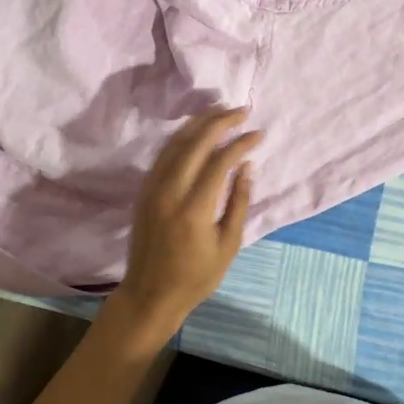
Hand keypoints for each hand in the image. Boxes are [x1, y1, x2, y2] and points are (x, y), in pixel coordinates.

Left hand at [111, 108, 260, 331]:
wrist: (150, 293)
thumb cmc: (196, 276)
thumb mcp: (228, 245)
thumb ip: (239, 201)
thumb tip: (246, 165)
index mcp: (194, 208)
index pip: (220, 160)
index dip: (241, 142)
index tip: (259, 133)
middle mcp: (170, 191)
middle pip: (195, 142)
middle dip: (220, 121)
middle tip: (241, 110)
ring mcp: (152, 188)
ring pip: (175, 143)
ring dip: (199, 123)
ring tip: (221, 111)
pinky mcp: (144, 190)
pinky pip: (163, 154)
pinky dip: (181, 137)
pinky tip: (195, 131)